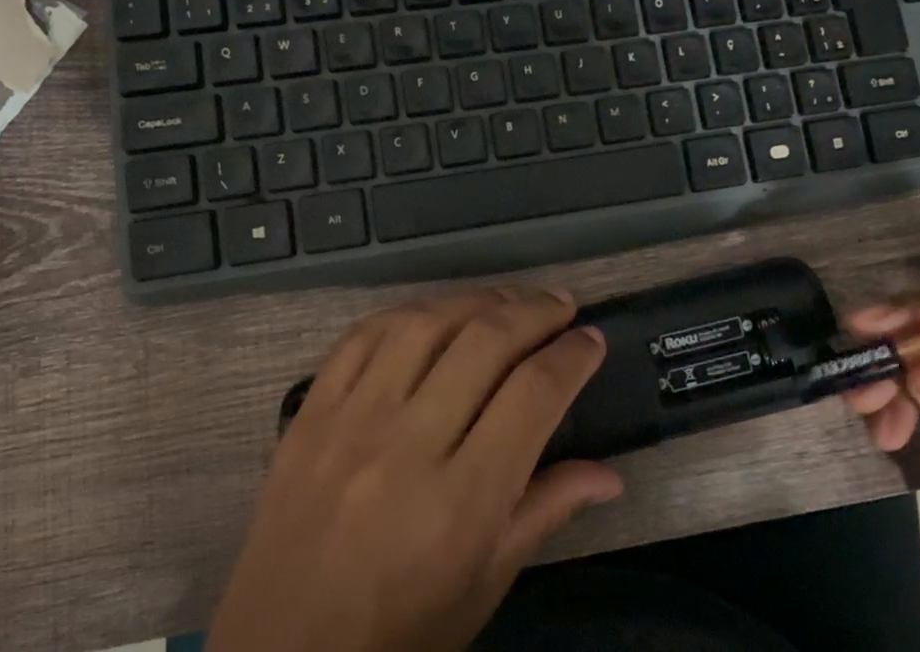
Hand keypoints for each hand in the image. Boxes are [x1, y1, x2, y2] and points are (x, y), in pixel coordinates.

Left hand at [208, 289, 621, 651]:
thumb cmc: (401, 629)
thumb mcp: (484, 583)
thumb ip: (546, 512)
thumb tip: (610, 475)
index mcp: (462, 499)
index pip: (533, 395)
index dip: (572, 357)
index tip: (593, 341)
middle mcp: (407, 445)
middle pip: (483, 343)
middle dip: (535, 312)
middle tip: (562, 306)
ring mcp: (350, 422)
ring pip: (423, 325)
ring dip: (474, 300)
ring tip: (506, 301)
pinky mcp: (309, 413)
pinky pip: (360, 338)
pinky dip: (406, 314)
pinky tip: (432, 314)